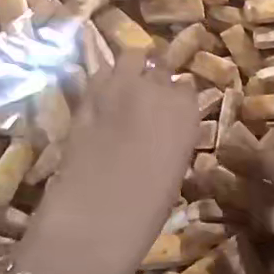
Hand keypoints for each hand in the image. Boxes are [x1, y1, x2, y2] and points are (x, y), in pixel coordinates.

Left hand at [15, 58, 197, 273]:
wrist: (95, 217)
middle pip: (158, 64)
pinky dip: (104, 82)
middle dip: (155, 76)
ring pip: (129, 57)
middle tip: (147, 96)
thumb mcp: (175, 168)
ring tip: (125, 87)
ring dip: (130, 69)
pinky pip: (100, 75)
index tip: (171, 112)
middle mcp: (155, 88)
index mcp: (186, 111)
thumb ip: (173, 136)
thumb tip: (164, 127)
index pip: (186, 87)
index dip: (177, 99)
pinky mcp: (87, 94)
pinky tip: (102, 100)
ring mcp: (118, 87)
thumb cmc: (147, 208)